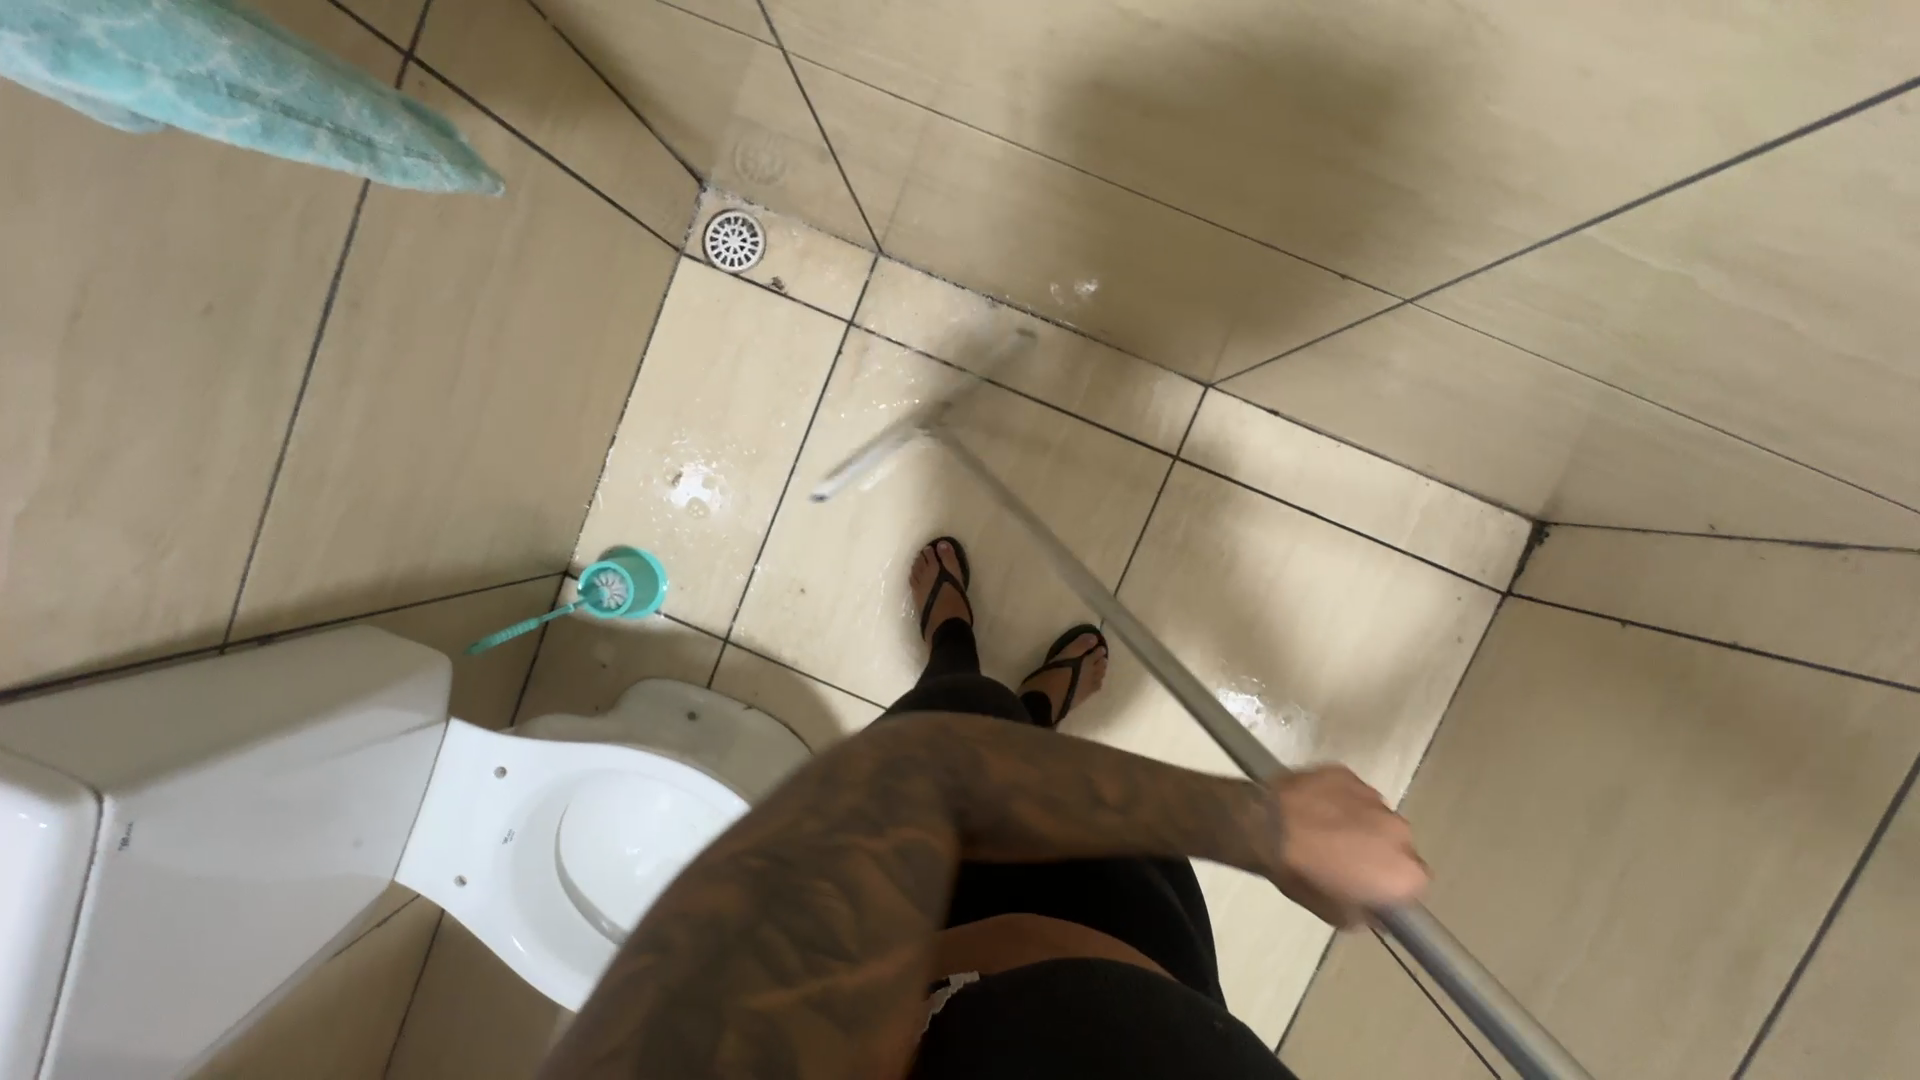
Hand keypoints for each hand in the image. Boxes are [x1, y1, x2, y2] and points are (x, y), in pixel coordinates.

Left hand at [1261, 766, 1429, 926]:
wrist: (1266, 824)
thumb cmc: (1302, 875)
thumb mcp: (1337, 914)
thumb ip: (1366, 915)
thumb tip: (1374, 910)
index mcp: (1406, 872)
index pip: (1414, 882)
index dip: (1391, 884)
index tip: (1369, 884)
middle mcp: (1401, 831)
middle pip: (1397, 844)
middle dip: (1377, 849)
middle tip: (1344, 855)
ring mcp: (1374, 796)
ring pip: (1375, 814)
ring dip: (1358, 821)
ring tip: (1324, 827)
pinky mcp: (1348, 773)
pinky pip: (1351, 790)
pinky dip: (1338, 798)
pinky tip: (1314, 805)